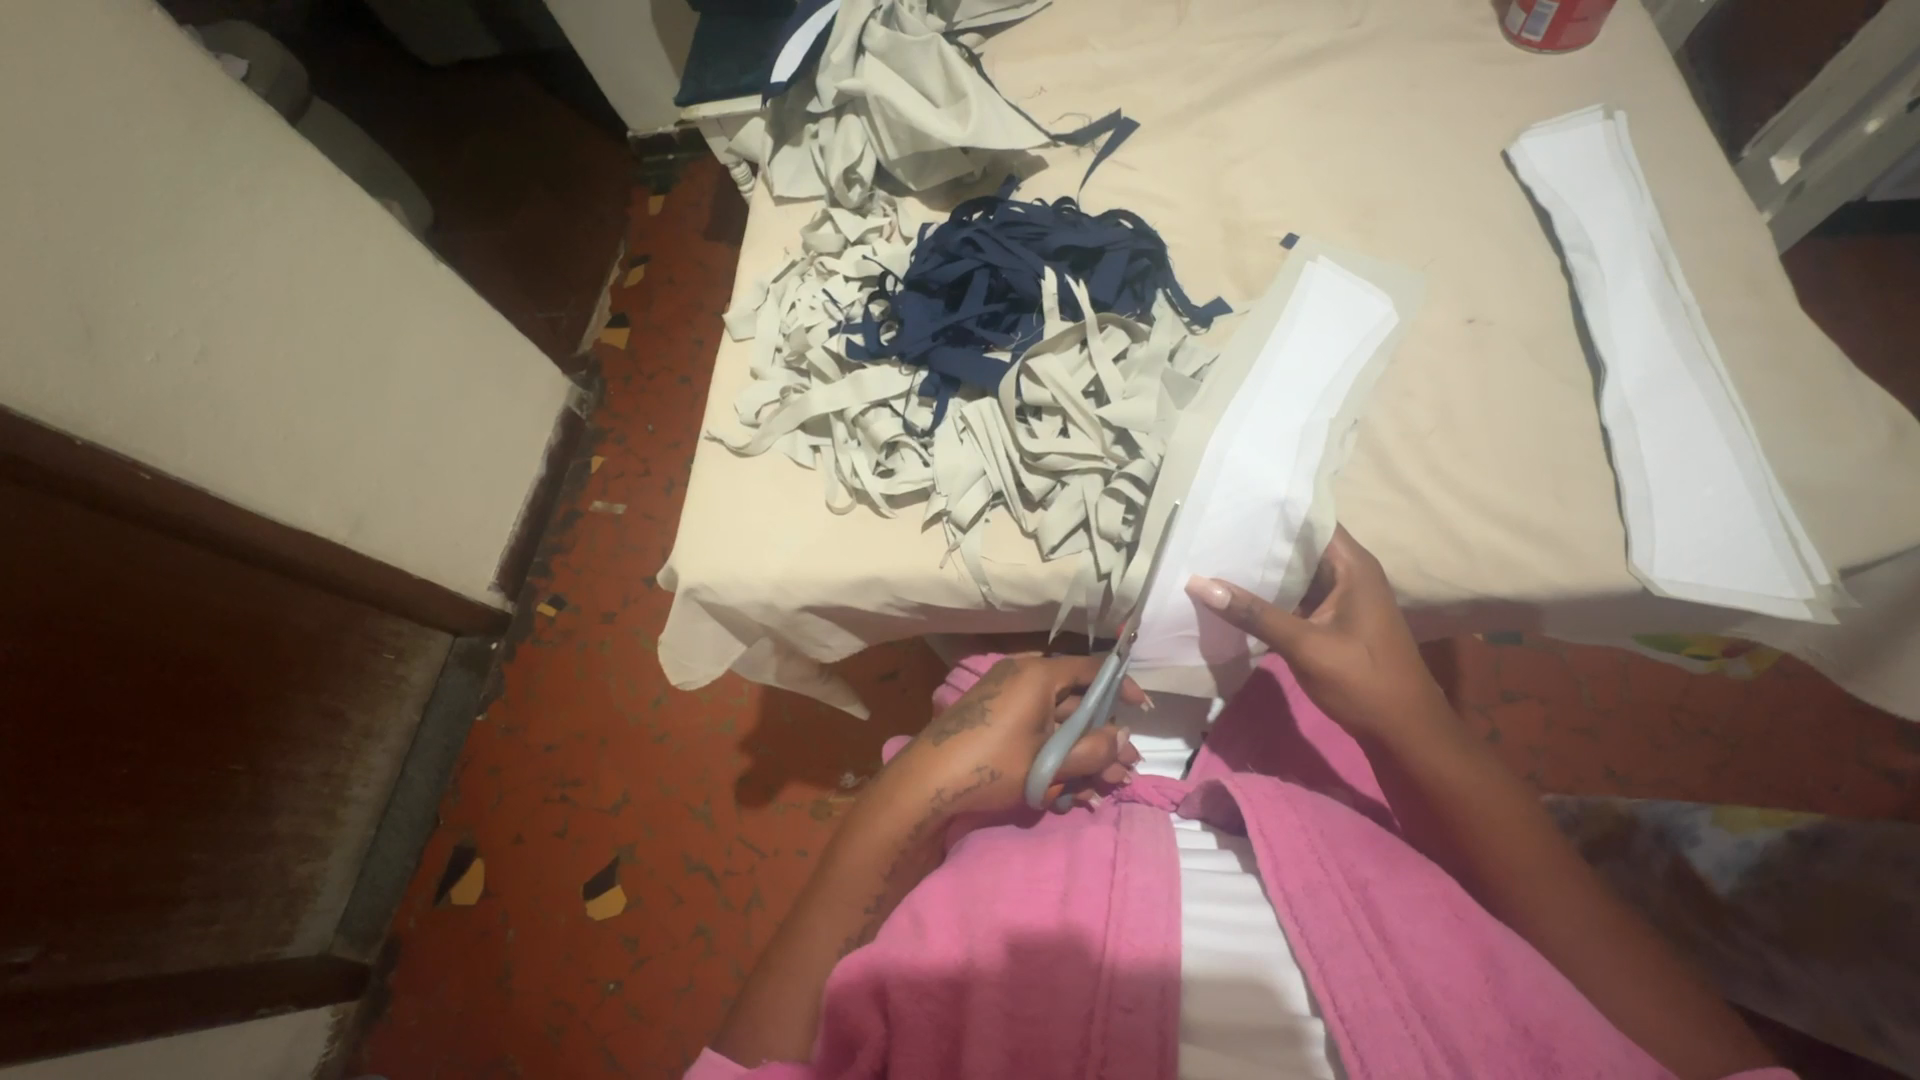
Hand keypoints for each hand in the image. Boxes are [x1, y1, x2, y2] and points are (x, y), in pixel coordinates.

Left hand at [885, 654, 1143, 815]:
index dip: (1121, 687)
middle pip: (1076, 703)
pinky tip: (1073, 790)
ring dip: (1083, 755)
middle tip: (1125, 768)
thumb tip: (1123, 737)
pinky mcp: (996, 722)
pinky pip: (1036, 732)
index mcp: (1038, 675)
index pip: (1091, 669)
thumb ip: (1093, 749)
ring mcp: (1008, 700)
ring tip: (1103, 788)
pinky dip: (1055, 756)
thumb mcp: (1049, 761)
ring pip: (1058, 724)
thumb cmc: (992, 764)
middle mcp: (1024, 679)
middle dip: (1103, 739)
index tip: (1141, 709)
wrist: (927, 783)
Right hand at [1184, 526, 1452, 744]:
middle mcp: (1349, 574)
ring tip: (1213, 559)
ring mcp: (1342, 599)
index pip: (1312, 521)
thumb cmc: (1364, 681)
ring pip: (1296, 574)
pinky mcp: (1333, 621)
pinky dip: (1270, 597)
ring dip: (1262, 571)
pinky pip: (1297, 597)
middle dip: (1260, 542)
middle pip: (1300, 546)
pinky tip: (1235, 598)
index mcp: (1353, 566)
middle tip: (1211, 533)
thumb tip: (1199, 583)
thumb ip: (1253, 614)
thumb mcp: (1305, 645)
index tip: (1232, 507)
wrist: (1404, 732)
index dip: (1274, 512)